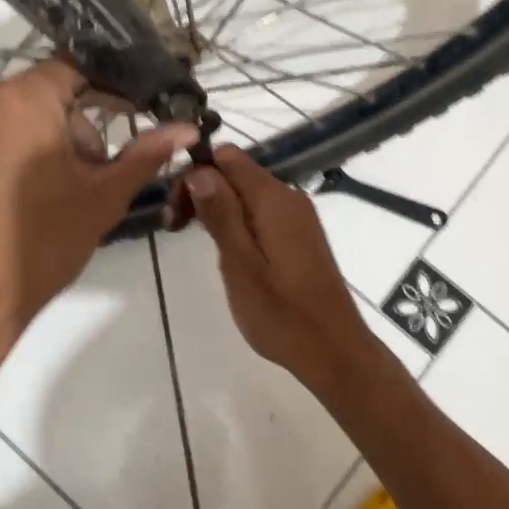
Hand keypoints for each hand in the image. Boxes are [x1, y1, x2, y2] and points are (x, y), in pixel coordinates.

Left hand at [0, 61, 196, 384]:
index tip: (150, 109)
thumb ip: (147, 153)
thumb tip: (189, 127)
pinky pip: (12, 131)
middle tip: (115, 165)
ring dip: (68, 139)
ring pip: (36, 113)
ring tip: (85, 188)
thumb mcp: (103, 196)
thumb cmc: (41, 241)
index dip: (120, 85)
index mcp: (23, 97)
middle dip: (93, 121)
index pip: (82, 66)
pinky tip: (56, 190)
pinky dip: (40, 149)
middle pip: (59, 90)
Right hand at [180, 146, 364, 374]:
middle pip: (236, 172)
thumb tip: (198, 170)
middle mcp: (289, 197)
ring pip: (248, 192)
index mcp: (273, 199)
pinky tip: (227, 250)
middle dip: (202, 190)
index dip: (194, 174)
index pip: (226, 157)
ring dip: (218, 207)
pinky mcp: (300, 236)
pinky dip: (238, 221)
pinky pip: (262, 211)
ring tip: (197, 241)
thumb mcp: (240, 265)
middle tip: (176, 228)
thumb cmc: (281, 313)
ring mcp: (298, 217)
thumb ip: (221, 214)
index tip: (174, 210)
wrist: (333, 351)